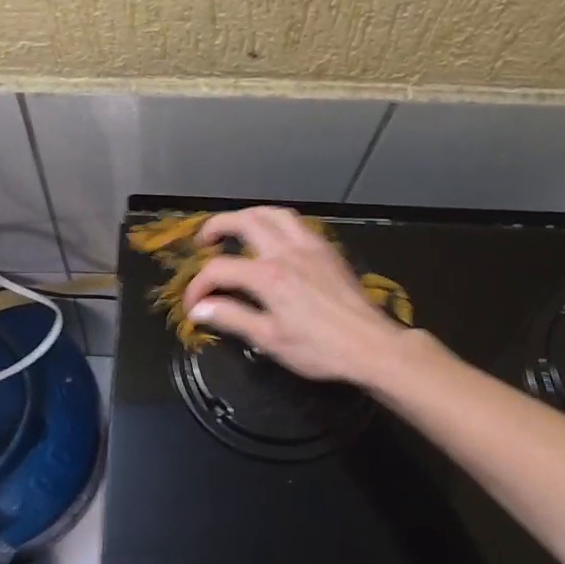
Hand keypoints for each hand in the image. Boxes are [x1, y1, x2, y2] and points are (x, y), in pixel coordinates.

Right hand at [182, 207, 405, 384]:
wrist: (371, 346)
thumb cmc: (319, 349)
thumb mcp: (270, 339)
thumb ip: (232, 318)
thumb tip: (200, 309)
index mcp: (268, 276)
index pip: (219, 270)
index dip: (198, 286)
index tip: (192, 305)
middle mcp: (286, 252)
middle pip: (245, 221)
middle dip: (217, 226)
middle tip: (204, 242)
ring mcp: (310, 247)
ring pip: (274, 214)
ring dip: (249, 217)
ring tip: (237, 230)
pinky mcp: (327, 251)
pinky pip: (297, 224)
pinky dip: (276, 223)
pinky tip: (274, 240)